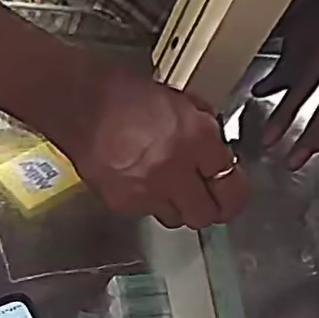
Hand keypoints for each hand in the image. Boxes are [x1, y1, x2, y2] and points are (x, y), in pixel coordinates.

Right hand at [53, 62, 249, 229]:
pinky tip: (145, 186)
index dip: (235, 194)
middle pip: (205, 214)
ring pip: (177, 219)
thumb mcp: (179, 105)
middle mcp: (175, 171)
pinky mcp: (126, 205)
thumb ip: (201, 131)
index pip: (229, 182)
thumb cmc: (126, 98)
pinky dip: (151, 205)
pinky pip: (148, 214)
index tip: (234, 197)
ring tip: (174, 194)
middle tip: (210, 205)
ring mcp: (148, 192)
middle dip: (211, 211)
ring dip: (180, 209)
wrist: (84, 109)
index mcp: (195, 138)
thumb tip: (214, 153)